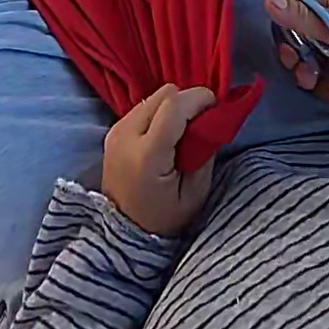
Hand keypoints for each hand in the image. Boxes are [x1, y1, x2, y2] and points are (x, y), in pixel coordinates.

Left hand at [103, 84, 218, 235]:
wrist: (121, 234)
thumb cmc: (163, 219)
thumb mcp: (194, 194)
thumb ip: (205, 151)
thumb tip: (211, 119)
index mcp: (147, 154)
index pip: (174, 105)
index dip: (200, 98)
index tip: (216, 107)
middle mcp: (126, 135)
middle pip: (164, 94)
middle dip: (188, 101)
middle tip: (201, 122)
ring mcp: (116, 131)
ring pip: (154, 96)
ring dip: (174, 106)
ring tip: (183, 131)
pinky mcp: (113, 130)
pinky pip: (144, 106)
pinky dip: (161, 112)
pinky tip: (166, 134)